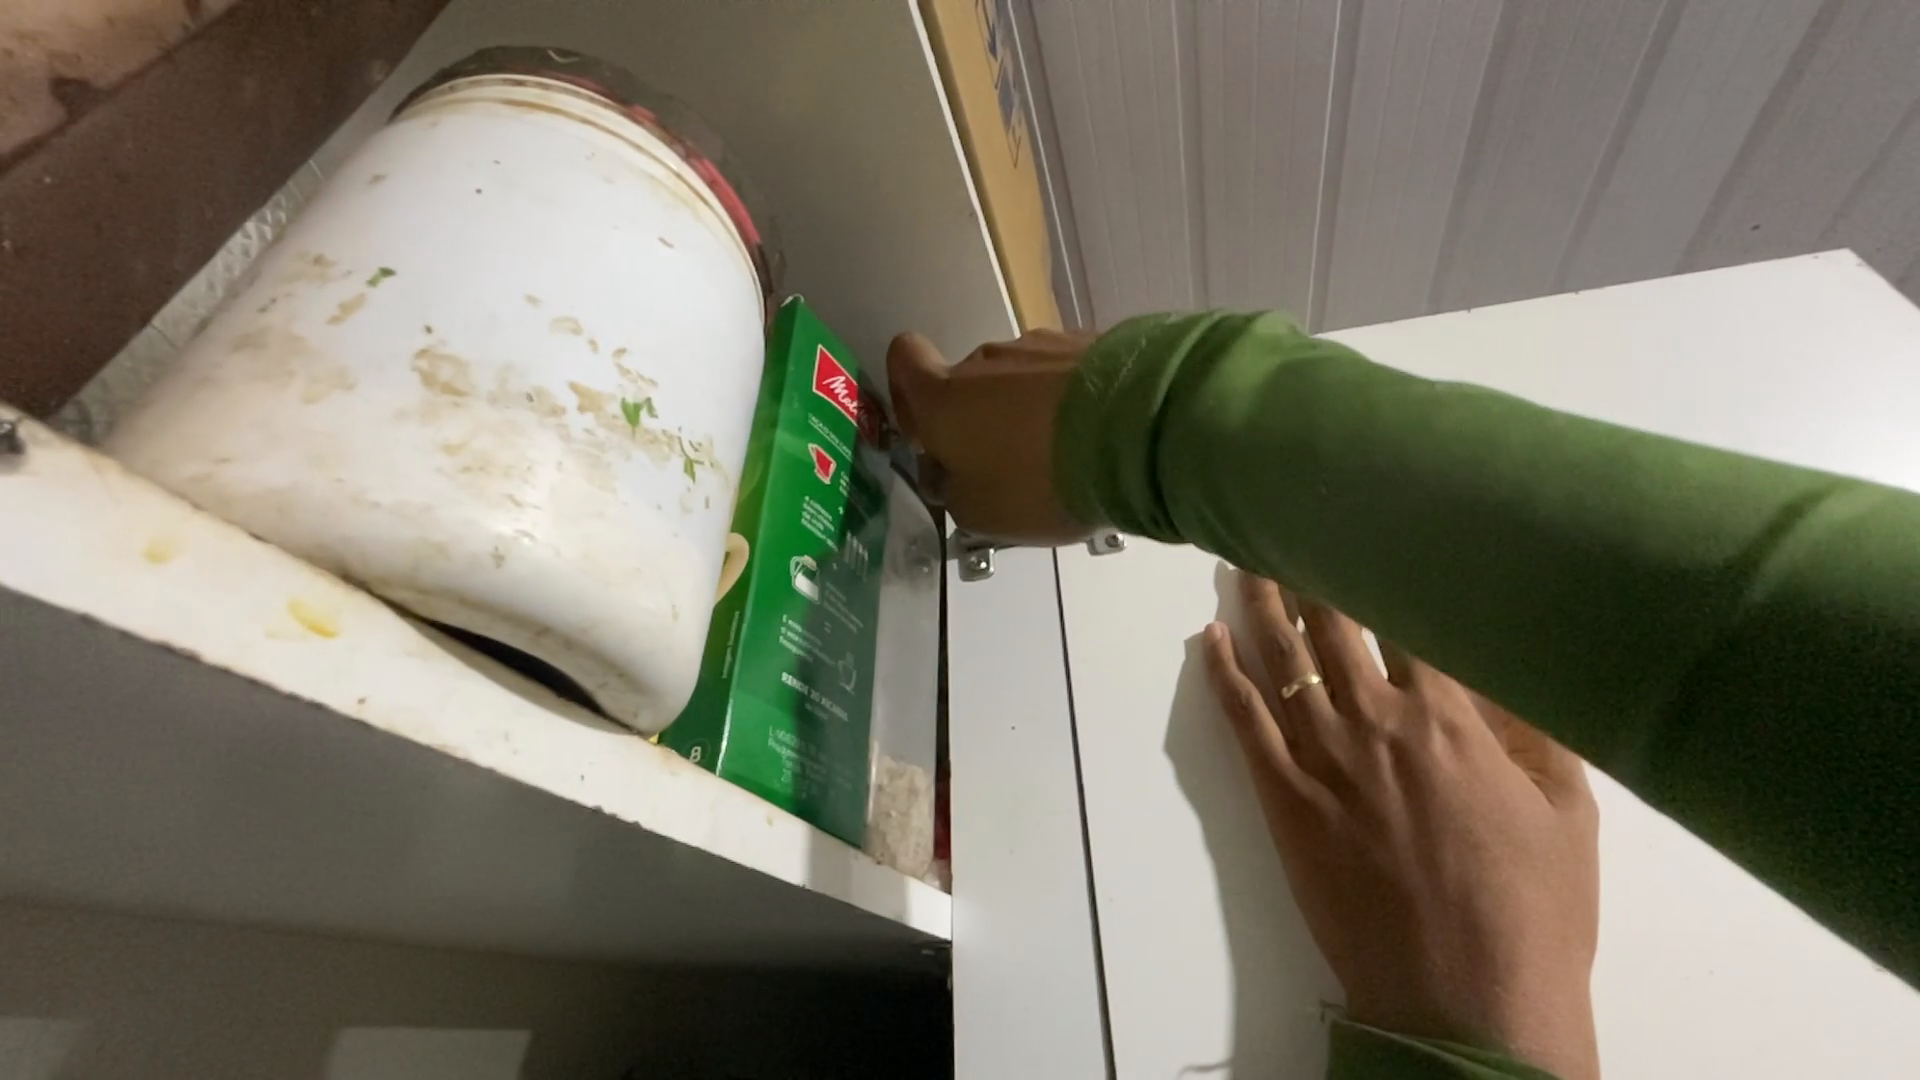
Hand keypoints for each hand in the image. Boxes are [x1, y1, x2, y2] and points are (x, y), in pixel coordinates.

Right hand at [886, 330, 1096, 544]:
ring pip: (1019, 380)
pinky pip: (1064, 376)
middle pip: (968, 383)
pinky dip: (1068, 401)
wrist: (1135, 433)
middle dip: (980, 421)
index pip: (903, 361)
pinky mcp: (1090, 344)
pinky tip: (1093, 437)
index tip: (931, 431)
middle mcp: (984, 360)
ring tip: (1063, 457)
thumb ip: (952, 491)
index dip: (910, 395)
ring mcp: (1040, 346)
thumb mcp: (980, 513)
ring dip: (1028, 412)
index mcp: (943, 398)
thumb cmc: (1038, 480)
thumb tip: (947, 474)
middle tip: (1010, 469)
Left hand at [1203, 573, 1600, 1079]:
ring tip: (1240, 561)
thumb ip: (1533, 733)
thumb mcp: (1566, 814)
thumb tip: (1498, 673)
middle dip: (1307, 575)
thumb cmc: (1529, 910)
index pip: (1402, 623)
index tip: (1355, 540)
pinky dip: (1222, 671)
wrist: (1465, 995)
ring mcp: (1320, 754)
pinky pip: (1242, 715)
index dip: (1377, 577)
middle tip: (1282, 533)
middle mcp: (1374, 720)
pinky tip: (1210, 637)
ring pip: (1281, 658)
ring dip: (1258, 605)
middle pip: (1332, 626)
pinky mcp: (1280, 791)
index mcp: (1447, 718)